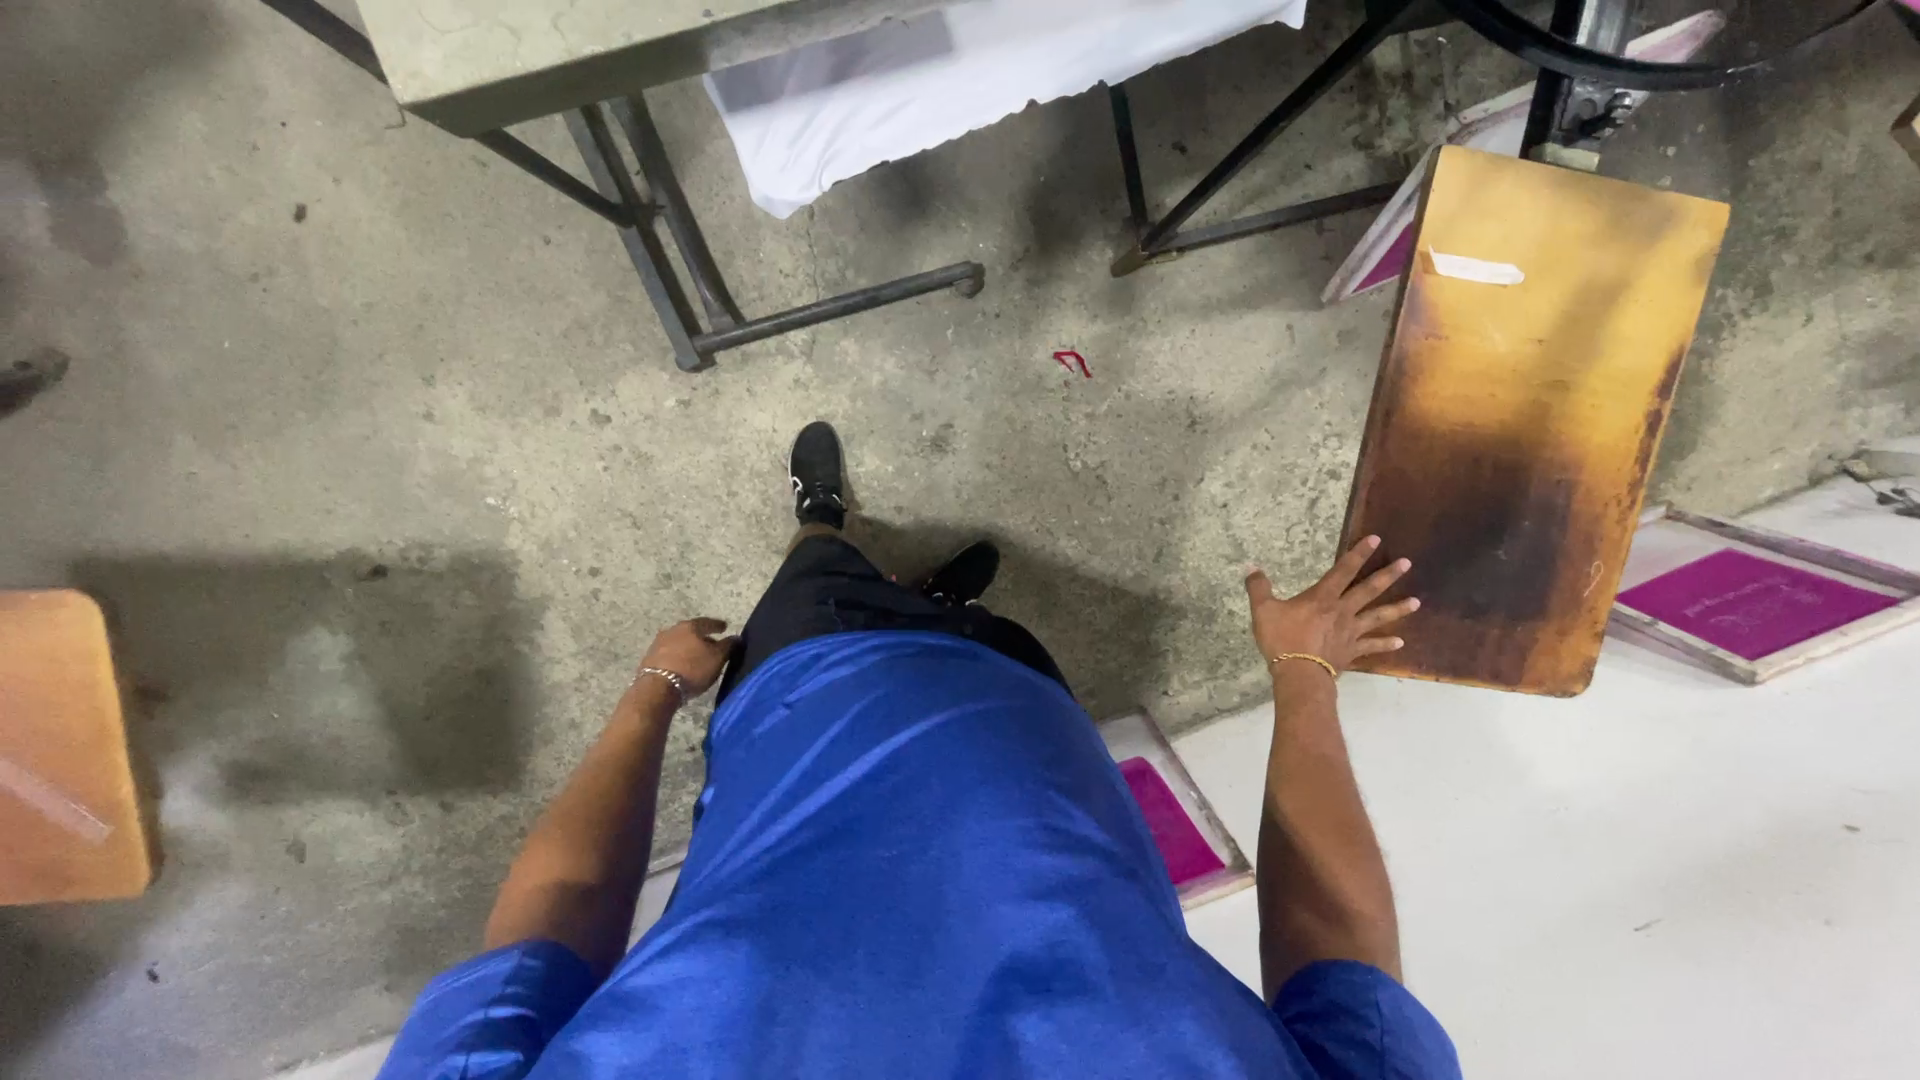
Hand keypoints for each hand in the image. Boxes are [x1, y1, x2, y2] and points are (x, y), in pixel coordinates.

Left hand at [639, 618, 736, 696]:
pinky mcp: (649, 658)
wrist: (657, 688)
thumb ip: (728, 646)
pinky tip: (682, 665)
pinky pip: (669, 653)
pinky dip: (678, 656)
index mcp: (690, 626)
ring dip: (688, 647)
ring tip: (696, 657)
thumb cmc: (693, 669)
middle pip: (691, 631)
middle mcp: (673, 630)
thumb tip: (736, 637)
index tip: (725, 627)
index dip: (718, 625)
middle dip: (702, 637)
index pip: (708, 622)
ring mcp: (658, 643)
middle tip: (712, 644)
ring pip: (679, 642)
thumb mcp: (718, 658)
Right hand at [1244, 536, 1417, 674]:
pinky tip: (1400, 642)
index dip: (1358, 554)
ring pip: (1378, 617)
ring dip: (1397, 609)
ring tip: (1417, 602)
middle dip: (1388, 575)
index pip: (1343, 570)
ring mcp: (1350, 632)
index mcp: (1322, 598)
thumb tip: (1250, 568)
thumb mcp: (1263, 610)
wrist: (1299, 673)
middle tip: (1407, 563)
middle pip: (1368, 590)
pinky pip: (1371, 646)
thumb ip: (1258, 588)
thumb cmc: (1282, 639)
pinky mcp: (1351, 652)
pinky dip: (1385, 644)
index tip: (1375, 539)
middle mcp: (1342, 611)